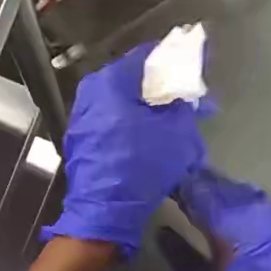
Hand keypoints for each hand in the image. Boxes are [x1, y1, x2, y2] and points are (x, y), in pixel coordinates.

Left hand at [41, 42, 209, 256]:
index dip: (172, 62)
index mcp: (110, 81)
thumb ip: (182, 105)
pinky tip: (146, 144)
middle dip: (158, 91)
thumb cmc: (140, 165)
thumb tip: (181, 96)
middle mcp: (90, 94)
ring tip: (167, 126)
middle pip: (131, 83)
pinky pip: (110, 127)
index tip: (190, 71)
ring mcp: (81, 121)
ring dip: (143, 113)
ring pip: (120, 107)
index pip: (146, 57)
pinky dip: (129, 130)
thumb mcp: (176, 133)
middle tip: (182, 101)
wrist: (104, 213)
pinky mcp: (80, 146)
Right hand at [158, 168, 270, 270]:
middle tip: (170, 189)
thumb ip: (179, 256)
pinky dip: (229, 196)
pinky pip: (246, 194)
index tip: (155, 185)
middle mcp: (243, 201)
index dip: (172, 183)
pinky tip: (224, 209)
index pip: (190, 186)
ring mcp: (264, 202)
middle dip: (189, 182)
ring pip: (229, 185)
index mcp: (222, 217)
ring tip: (194, 198)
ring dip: (210, 188)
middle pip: (210, 179)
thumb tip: (162, 231)